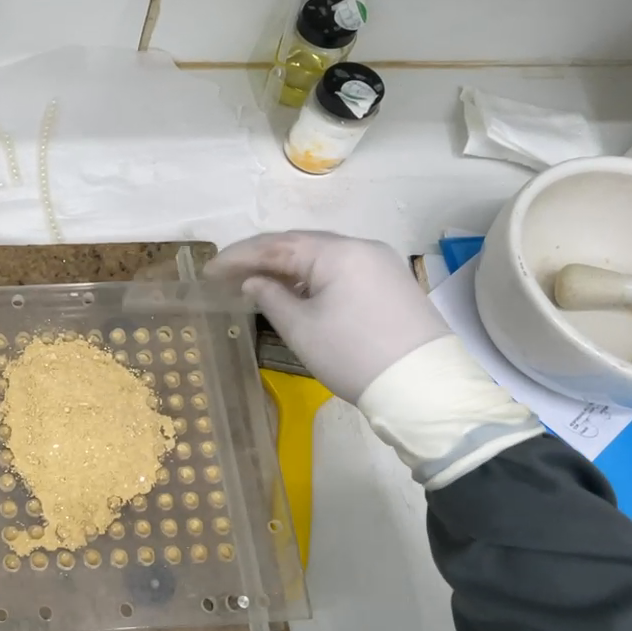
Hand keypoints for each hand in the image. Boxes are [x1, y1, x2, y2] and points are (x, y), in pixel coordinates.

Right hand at [207, 231, 448, 402]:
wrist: (422, 387)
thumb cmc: (352, 355)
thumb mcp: (301, 329)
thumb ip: (271, 298)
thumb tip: (254, 282)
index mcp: (336, 253)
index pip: (275, 245)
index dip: (238, 257)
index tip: (209, 271)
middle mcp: (360, 247)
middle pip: (300, 244)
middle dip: (261, 257)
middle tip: (228, 273)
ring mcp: (380, 263)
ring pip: (321, 255)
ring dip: (286, 266)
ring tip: (256, 281)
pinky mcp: (390, 282)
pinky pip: (341, 268)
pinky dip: (311, 276)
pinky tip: (295, 291)